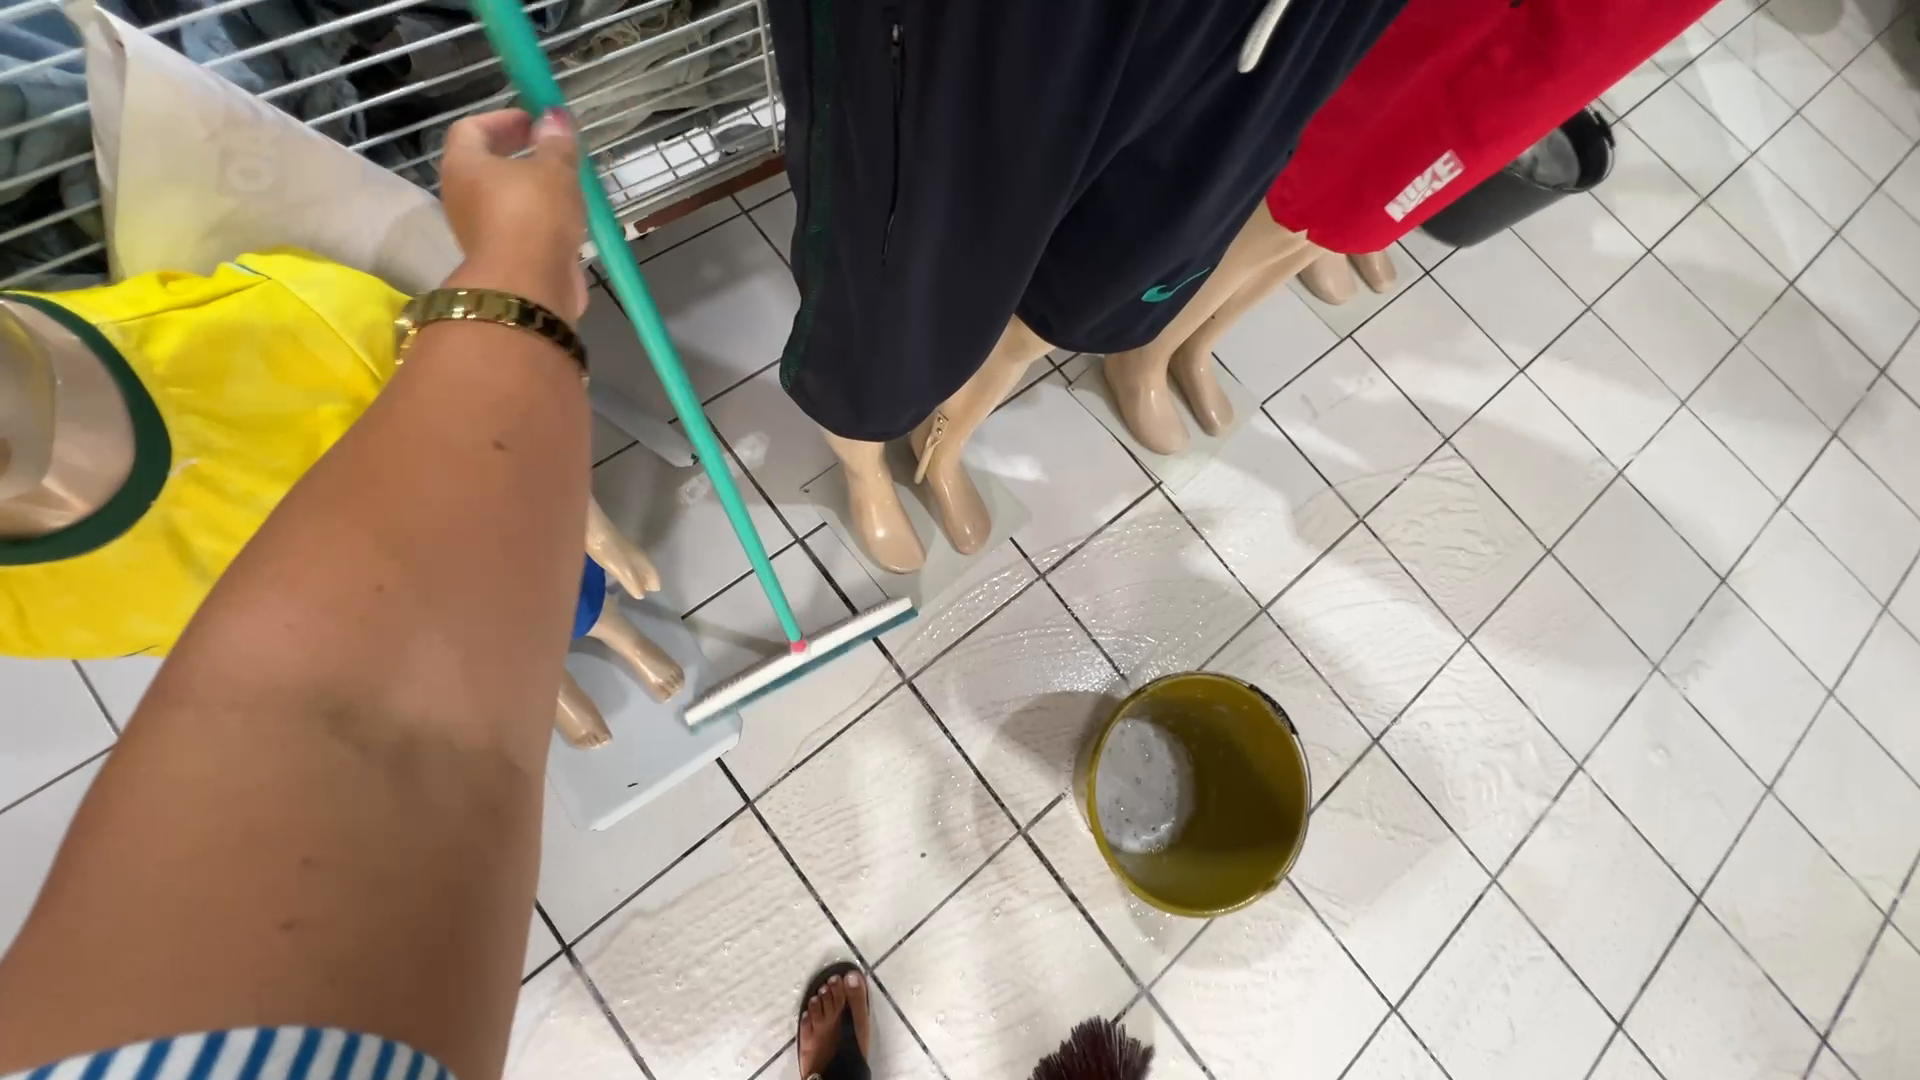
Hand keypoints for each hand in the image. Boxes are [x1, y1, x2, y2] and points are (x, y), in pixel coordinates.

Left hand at [439, 108, 589, 321]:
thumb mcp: (554, 171)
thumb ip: (556, 143)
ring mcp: (481, 231)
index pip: (472, 127)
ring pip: (506, 201)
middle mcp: (462, 196)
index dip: (502, 119)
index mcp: (464, 165)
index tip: (534, 121)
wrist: (530, 288)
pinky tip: (568, 223)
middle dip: (518, 156)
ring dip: (533, 192)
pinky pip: (521, 230)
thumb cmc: (534, 216)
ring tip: (566, 189)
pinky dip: (540, 222)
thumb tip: (555, 117)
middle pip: (487, 166)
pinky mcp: (504, 259)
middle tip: (550, 152)